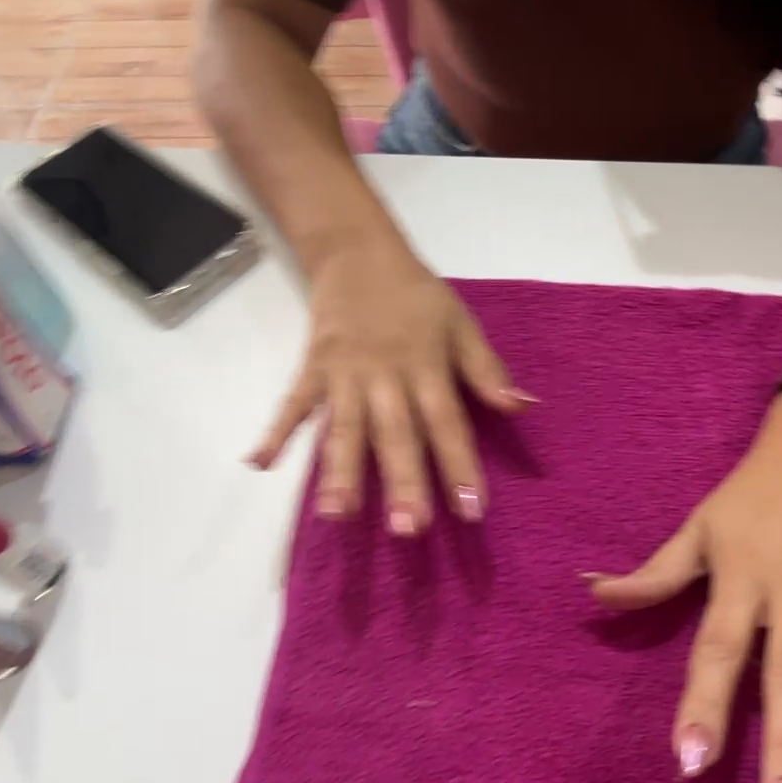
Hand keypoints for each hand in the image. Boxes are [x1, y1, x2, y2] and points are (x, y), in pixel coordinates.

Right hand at [248, 238, 535, 532]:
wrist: (358, 254)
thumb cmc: (417, 297)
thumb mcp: (461, 324)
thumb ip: (486, 370)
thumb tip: (523, 408)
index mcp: (426, 366)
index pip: (447, 423)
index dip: (459, 466)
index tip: (471, 511)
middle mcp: (386, 376)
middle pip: (395, 434)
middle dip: (402, 482)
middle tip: (408, 528)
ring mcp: (344, 374)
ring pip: (344, 427)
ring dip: (341, 471)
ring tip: (337, 515)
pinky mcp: (312, 368)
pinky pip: (293, 404)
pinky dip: (276, 432)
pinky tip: (258, 464)